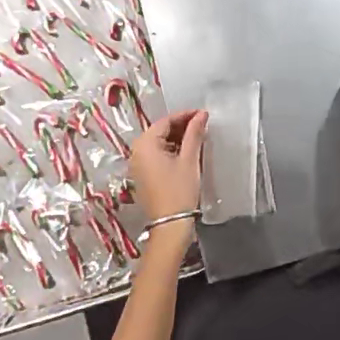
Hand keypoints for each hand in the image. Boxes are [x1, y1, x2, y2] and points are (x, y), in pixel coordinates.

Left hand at [129, 109, 207, 229]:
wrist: (170, 224)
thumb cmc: (180, 191)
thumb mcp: (189, 160)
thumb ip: (194, 134)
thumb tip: (201, 115)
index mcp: (145, 144)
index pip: (165, 121)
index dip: (185, 116)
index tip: (203, 114)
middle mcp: (136, 151)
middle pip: (160, 131)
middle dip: (181, 127)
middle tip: (202, 125)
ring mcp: (137, 165)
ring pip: (158, 144)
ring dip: (177, 139)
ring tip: (198, 138)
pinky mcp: (142, 176)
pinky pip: (156, 156)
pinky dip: (170, 151)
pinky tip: (186, 152)